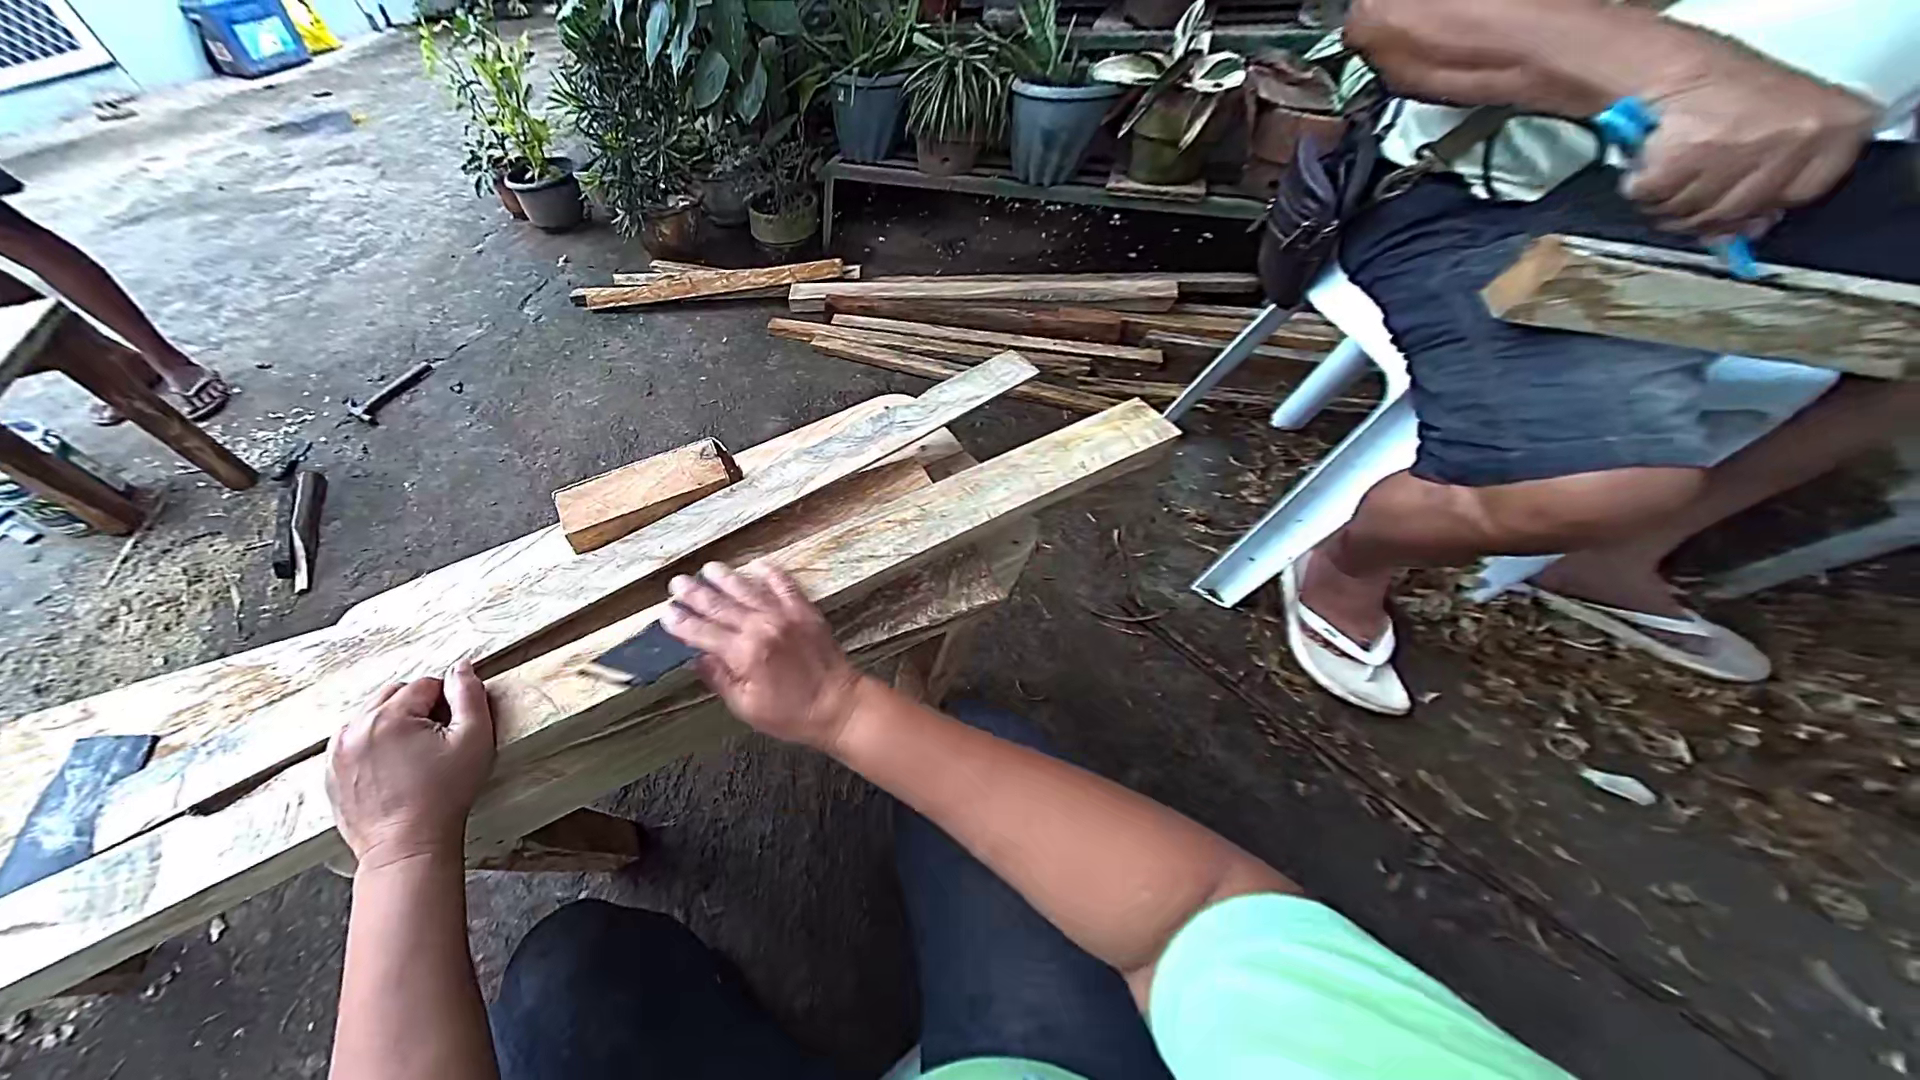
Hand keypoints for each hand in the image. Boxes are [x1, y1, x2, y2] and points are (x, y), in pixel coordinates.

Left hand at [326, 660, 495, 870]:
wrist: (407, 843)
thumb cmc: (444, 793)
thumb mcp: (474, 738)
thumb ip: (469, 694)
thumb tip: (462, 667)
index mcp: (388, 717)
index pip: (426, 684)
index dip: (448, 702)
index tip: (454, 729)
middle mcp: (354, 728)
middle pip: (395, 693)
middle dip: (419, 708)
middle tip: (438, 739)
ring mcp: (336, 751)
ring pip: (373, 714)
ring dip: (397, 723)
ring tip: (416, 753)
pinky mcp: (330, 771)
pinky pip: (356, 739)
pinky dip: (377, 743)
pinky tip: (397, 766)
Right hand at [661, 561, 864, 752]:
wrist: (838, 704)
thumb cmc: (792, 713)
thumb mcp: (746, 706)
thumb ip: (719, 679)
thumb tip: (697, 659)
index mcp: (744, 654)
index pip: (702, 633)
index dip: (682, 622)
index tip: (666, 613)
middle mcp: (762, 628)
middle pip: (721, 606)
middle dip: (696, 594)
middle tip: (678, 583)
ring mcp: (785, 616)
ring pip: (748, 590)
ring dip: (726, 578)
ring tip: (709, 569)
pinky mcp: (805, 611)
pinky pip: (784, 585)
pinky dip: (770, 573)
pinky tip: (758, 565)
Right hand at [1631, 45, 1875, 234]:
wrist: (1678, 75)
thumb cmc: (1728, 104)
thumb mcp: (1775, 138)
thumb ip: (1772, 185)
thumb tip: (1746, 234)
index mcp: (1838, 130)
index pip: (1799, 196)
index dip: (1758, 205)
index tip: (1735, 199)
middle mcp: (1798, 137)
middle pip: (1733, 211)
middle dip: (1699, 208)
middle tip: (1687, 186)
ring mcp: (1740, 148)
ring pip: (1688, 210)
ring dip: (1664, 200)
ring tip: (1669, 172)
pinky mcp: (1686, 157)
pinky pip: (1653, 197)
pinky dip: (1640, 188)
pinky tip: (1649, 166)